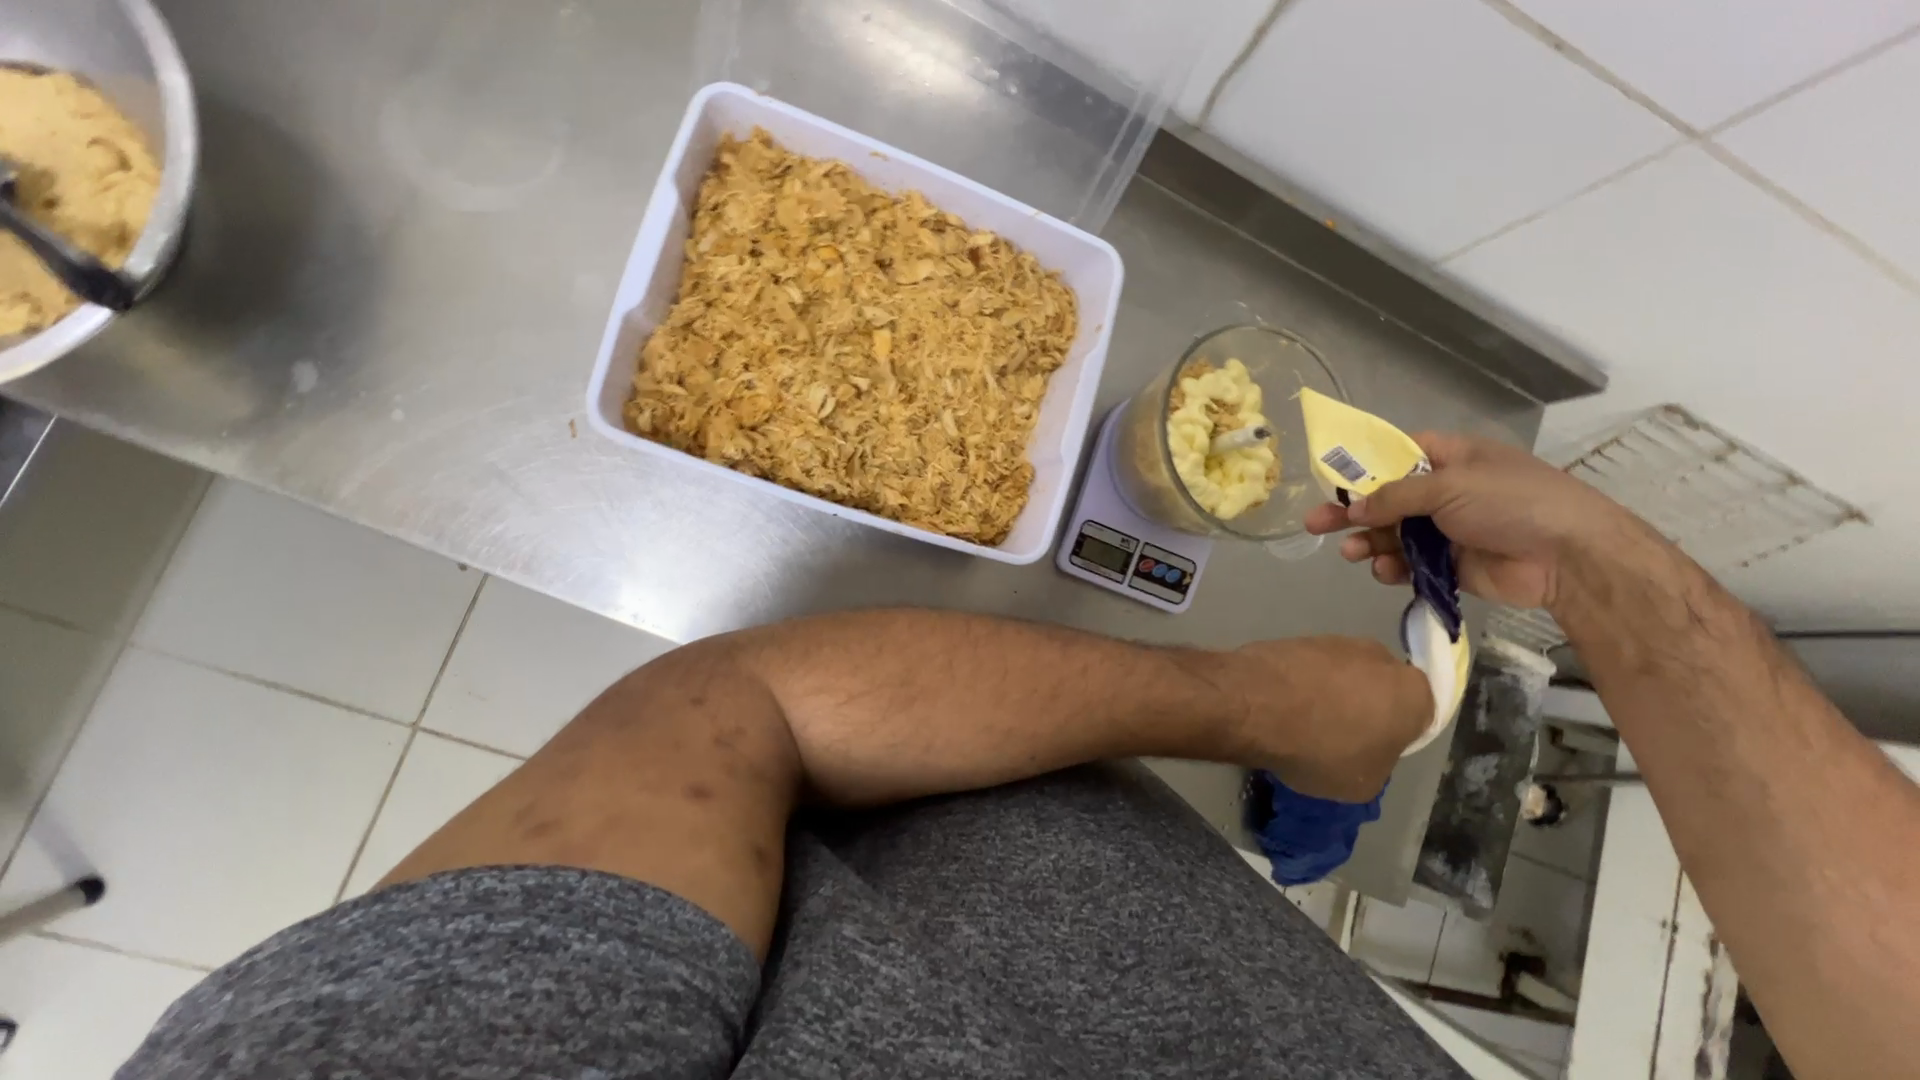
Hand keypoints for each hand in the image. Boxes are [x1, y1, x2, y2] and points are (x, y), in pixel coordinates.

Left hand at [1221, 637, 1431, 801]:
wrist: (1257, 703)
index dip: (1393, 737)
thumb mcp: (1364, 783)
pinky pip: (1306, 669)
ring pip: (1341, 676)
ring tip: (1298, 725)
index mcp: (1414, 693)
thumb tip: (1362, 749)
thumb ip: (1377, 761)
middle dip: (1361, 710)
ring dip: (1326, 696)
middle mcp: (1380, 657)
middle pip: (1378, 690)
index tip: (1369, 751)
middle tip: (1334, 739)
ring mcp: (1335, 642)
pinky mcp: (1296, 638)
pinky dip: (1297, 686)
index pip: (1417, 716)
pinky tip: (1278, 709)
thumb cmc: (1323, 749)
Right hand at [1303, 432, 1635, 611]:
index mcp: (1452, 459)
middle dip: (1351, 512)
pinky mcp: (1449, 565)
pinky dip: (1391, 567)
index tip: (1331, 480)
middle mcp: (1447, 492)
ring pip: (1392, 534)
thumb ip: (1394, 497)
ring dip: (1368, 542)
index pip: (1398, 454)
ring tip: (1352, 553)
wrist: (1568, 557)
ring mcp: (1447, 530)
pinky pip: (1408, 564)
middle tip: (1315, 525)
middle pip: (1386, 499)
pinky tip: (1383, 570)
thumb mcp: (1449, 486)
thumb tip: (1353, 508)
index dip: (1364, 466)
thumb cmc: (1512, 502)